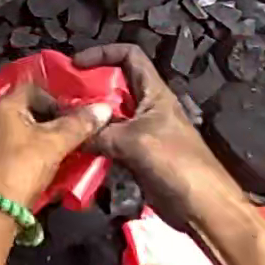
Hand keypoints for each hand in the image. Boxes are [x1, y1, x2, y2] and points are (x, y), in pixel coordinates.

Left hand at [0, 82, 112, 207]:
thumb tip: (104, 107)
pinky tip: (54, 163)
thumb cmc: (22, 167)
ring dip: (50, 138)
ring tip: (71, 150)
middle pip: (32, 109)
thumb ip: (78, 125)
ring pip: (29, 129)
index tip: (77, 118)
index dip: (58, 99)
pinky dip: (39, 150)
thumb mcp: (54, 144)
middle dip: (57, 121)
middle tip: (79, 135)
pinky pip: (22, 145)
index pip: (35, 89)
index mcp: (5, 105)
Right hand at [71, 43, 250, 229]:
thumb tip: (62, 126)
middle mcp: (146, 107)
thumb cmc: (177, 166)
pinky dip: (89, 139)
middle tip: (60, 94)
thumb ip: (95, 132)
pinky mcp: (135, 153)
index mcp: (154, 93)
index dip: (102, 53)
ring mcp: (140, 131)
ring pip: (106, 113)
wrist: (205, 211)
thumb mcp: (132, 142)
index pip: (129, 56)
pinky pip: (106, 138)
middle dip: (85, 86)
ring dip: (85, 116)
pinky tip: (73, 145)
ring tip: (60, 119)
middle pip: (112, 84)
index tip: (76, 64)